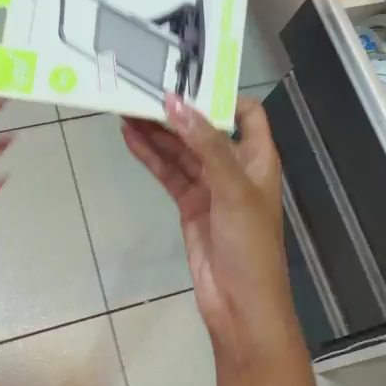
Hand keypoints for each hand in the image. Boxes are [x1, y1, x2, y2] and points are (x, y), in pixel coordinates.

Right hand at [121, 95, 306, 377]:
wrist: (240, 307)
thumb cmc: (249, 244)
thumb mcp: (232, 189)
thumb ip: (204, 144)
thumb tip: (175, 103)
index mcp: (258, 158)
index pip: (247, 113)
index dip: (222, 94)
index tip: (188, 78)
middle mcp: (235, 167)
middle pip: (203, 129)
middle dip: (177, 110)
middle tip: (143, 87)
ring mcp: (210, 187)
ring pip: (180, 150)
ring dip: (157, 131)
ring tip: (127, 106)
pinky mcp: (189, 204)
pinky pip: (168, 172)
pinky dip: (151, 155)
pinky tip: (130, 137)